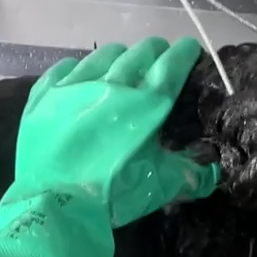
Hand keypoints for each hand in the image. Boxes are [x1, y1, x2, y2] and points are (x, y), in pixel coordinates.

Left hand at [15, 38, 219, 227]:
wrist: (53, 205)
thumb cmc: (114, 195)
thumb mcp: (160, 186)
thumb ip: (190, 175)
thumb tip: (212, 173)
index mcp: (147, 104)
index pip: (173, 64)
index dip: (185, 53)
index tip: (189, 50)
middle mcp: (113, 85)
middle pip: (140, 52)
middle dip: (155, 52)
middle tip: (159, 59)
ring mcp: (75, 86)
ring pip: (104, 54)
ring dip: (120, 56)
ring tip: (122, 65)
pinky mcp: (45, 95)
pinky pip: (65, 67)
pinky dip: (79, 69)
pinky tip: (83, 77)